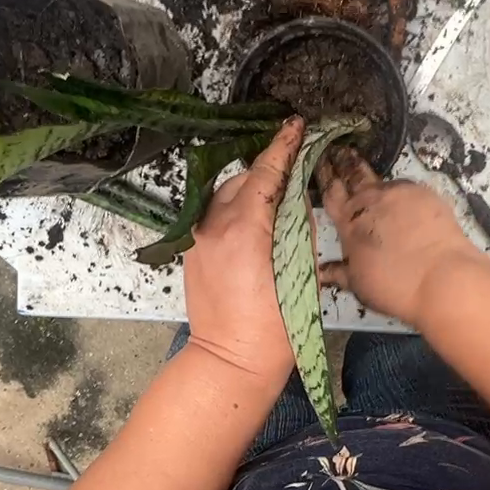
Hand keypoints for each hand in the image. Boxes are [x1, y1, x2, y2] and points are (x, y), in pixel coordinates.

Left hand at [181, 117, 304, 384]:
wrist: (231, 362)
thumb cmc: (273, 329)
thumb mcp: (298, 274)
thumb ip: (295, 228)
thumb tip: (294, 198)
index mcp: (243, 229)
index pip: (265, 174)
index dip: (283, 148)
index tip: (295, 127)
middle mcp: (213, 227)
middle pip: (243, 182)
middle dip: (268, 178)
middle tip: (295, 186)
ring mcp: (198, 240)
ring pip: (226, 198)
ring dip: (250, 196)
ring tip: (274, 212)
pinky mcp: (192, 253)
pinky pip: (215, 219)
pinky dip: (236, 214)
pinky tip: (254, 232)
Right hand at [317, 147, 485, 326]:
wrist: (441, 278)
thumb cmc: (394, 286)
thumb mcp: (359, 284)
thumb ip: (340, 272)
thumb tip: (323, 271)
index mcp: (349, 223)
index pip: (331, 193)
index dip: (326, 175)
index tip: (321, 159)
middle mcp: (370, 202)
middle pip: (353, 174)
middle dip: (345, 162)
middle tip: (339, 150)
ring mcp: (399, 193)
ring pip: (382, 183)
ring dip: (377, 185)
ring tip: (377, 188)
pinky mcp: (425, 194)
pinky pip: (408, 191)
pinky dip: (404, 197)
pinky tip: (408, 208)